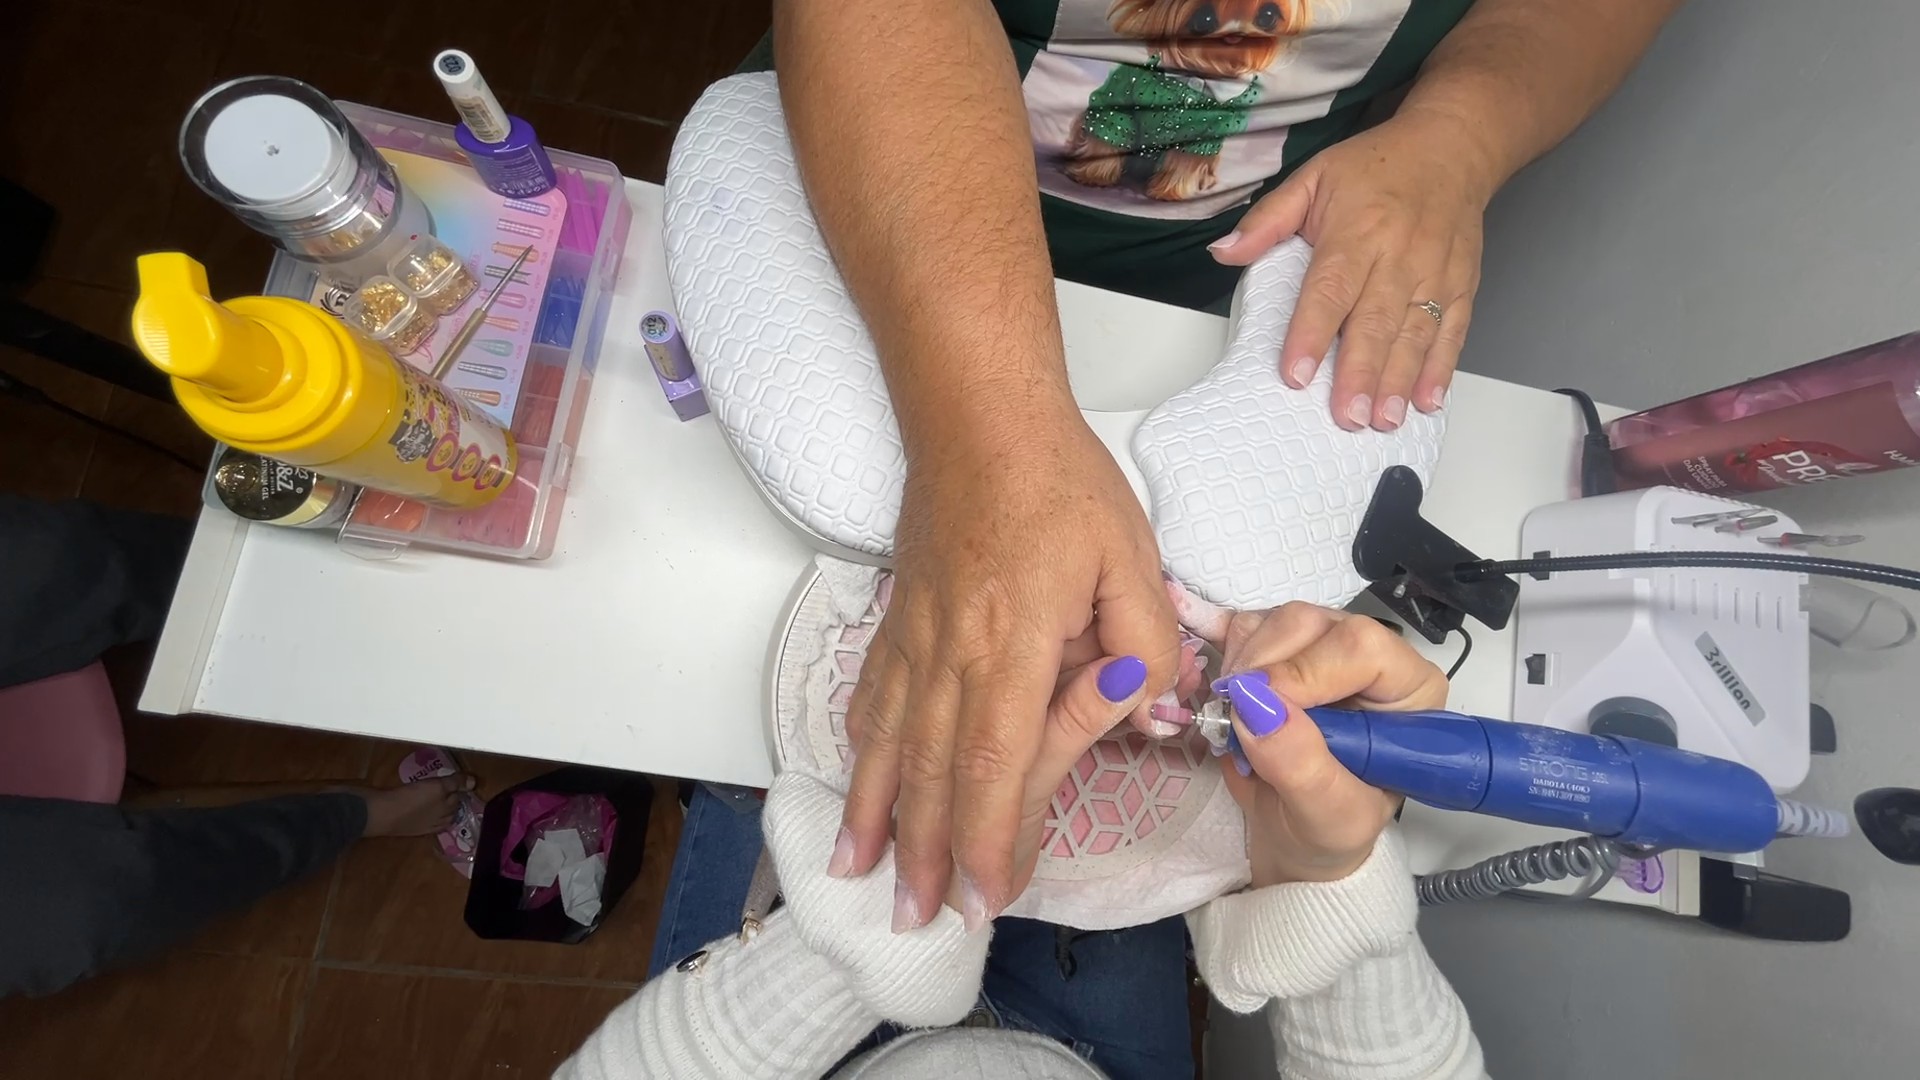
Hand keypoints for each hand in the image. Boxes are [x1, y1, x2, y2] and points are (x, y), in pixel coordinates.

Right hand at [836, 416, 1179, 930]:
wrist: (981, 424)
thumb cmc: (1058, 482)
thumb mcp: (1132, 557)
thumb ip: (1144, 644)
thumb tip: (1140, 710)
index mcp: (1013, 639)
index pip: (994, 759)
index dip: (984, 837)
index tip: (979, 899)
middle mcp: (950, 649)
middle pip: (933, 767)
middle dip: (925, 850)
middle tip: (916, 918)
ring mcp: (914, 634)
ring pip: (890, 740)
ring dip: (877, 813)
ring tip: (857, 873)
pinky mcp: (899, 616)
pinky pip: (873, 694)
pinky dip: (861, 748)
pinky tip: (856, 781)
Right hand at [1199, 603, 1448, 885]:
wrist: (1294, 830)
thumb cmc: (1328, 827)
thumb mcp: (1329, 818)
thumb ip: (1302, 766)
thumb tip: (1255, 705)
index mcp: (1405, 691)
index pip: (1362, 647)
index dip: (1306, 673)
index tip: (1265, 714)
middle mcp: (1364, 654)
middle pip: (1306, 623)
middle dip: (1260, 669)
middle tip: (1239, 719)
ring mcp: (1314, 643)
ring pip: (1268, 621)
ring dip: (1236, 666)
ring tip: (1234, 717)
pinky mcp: (1272, 644)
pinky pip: (1238, 624)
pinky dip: (1216, 644)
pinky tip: (1208, 667)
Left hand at [1209, 109, 1496, 431]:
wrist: (1454, 144)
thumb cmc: (1378, 167)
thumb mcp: (1312, 179)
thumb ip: (1266, 221)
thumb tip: (1224, 250)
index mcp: (1357, 233)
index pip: (1329, 291)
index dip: (1311, 335)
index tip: (1295, 373)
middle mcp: (1399, 256)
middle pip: (1375, 323)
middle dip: (1359, 374)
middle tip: (1347, 416)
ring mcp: (1434, 273)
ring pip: (1415, 335)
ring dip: (1399, 382)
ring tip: (1383, 420)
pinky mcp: (1460, 285)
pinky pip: (1452, 331)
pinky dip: (1440, 369)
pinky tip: (1427, 401)